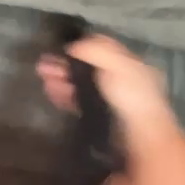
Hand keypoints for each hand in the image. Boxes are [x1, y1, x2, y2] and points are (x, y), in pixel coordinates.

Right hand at [38, 35, 182, 147]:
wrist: (140, 140)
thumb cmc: (133, 98)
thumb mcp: (121, 66)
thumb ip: (98, 52)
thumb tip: (75, 46)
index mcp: (130, 66)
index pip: (104, 49)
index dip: (82, 45)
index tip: (62, 47)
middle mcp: (120, 82)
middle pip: (89, 67)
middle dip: (67, 64)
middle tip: (44, 63)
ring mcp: (109, 101)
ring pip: (82, 85)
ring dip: (62, 79)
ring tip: (43, 76)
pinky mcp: (100, 118)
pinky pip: (79, 102)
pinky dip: (64, 95)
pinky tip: (51, 91)